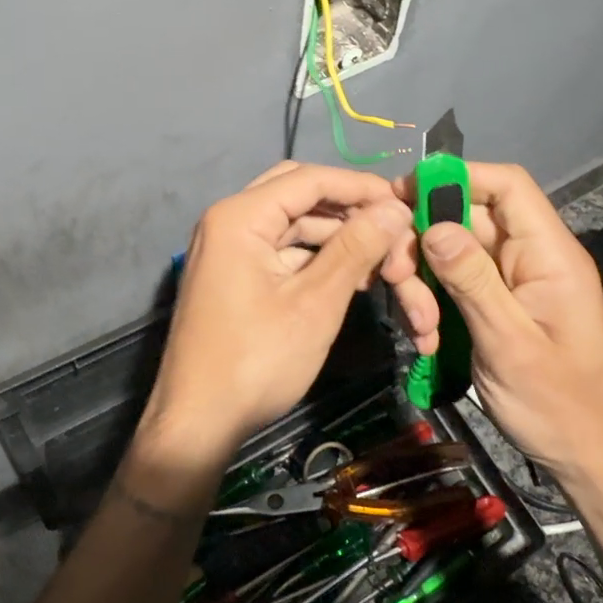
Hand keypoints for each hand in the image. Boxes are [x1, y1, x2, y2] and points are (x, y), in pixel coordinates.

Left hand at [141, 162, 418, 457]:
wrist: (197, 422)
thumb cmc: (256, 361)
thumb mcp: (315, 303)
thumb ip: (355, 248)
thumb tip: (394, 208)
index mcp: (239, 217)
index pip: (309, 179)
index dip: (361, 187)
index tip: (405, 201)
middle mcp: (228, 221)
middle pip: (299, 194)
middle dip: (348, 209)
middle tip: (392, 229)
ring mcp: (228, 248)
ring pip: (292, 224)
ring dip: (335, 237)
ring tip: (382, 261)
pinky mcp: (233, 274)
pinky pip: (281, 250)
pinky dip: (315, 258)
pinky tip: (351, 278)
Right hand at [390, 163, 602, 485]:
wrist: (587, 462)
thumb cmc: (559, 406)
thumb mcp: (510, 344)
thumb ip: (472, 281)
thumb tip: (433, 224)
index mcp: (549, 255)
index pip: (508, 187)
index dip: (456, 177)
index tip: (404, 194)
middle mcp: (530, 259)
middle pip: (467, 219)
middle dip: (424, 243)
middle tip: (393, 276)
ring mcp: (513, 283)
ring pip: (452, 254)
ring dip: (424, 283)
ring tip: (419, 326)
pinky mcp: (497, 307)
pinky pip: (455, 286)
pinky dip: (433, 306)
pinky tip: (427, 339)